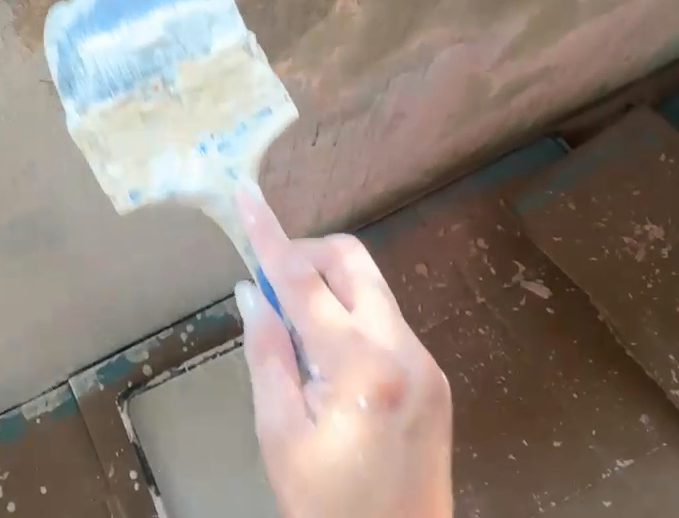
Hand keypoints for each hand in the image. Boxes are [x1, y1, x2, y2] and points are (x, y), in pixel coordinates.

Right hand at [237, 188, 453, 517]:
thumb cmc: (325, 506)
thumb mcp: (279, 432)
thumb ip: (266, 351)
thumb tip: (251, 291)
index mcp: (360, 365)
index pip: (300, 279)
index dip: (267, 233)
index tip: (245, 192)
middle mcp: (402, 349)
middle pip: (351, 261)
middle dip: (306, 255)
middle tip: (270, 287)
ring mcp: (425, 362)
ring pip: (369, 285)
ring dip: (326, 285)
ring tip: (294, 332)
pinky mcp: (433, 378)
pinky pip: (383, 317)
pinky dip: (347, 314)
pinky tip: (325, 356)